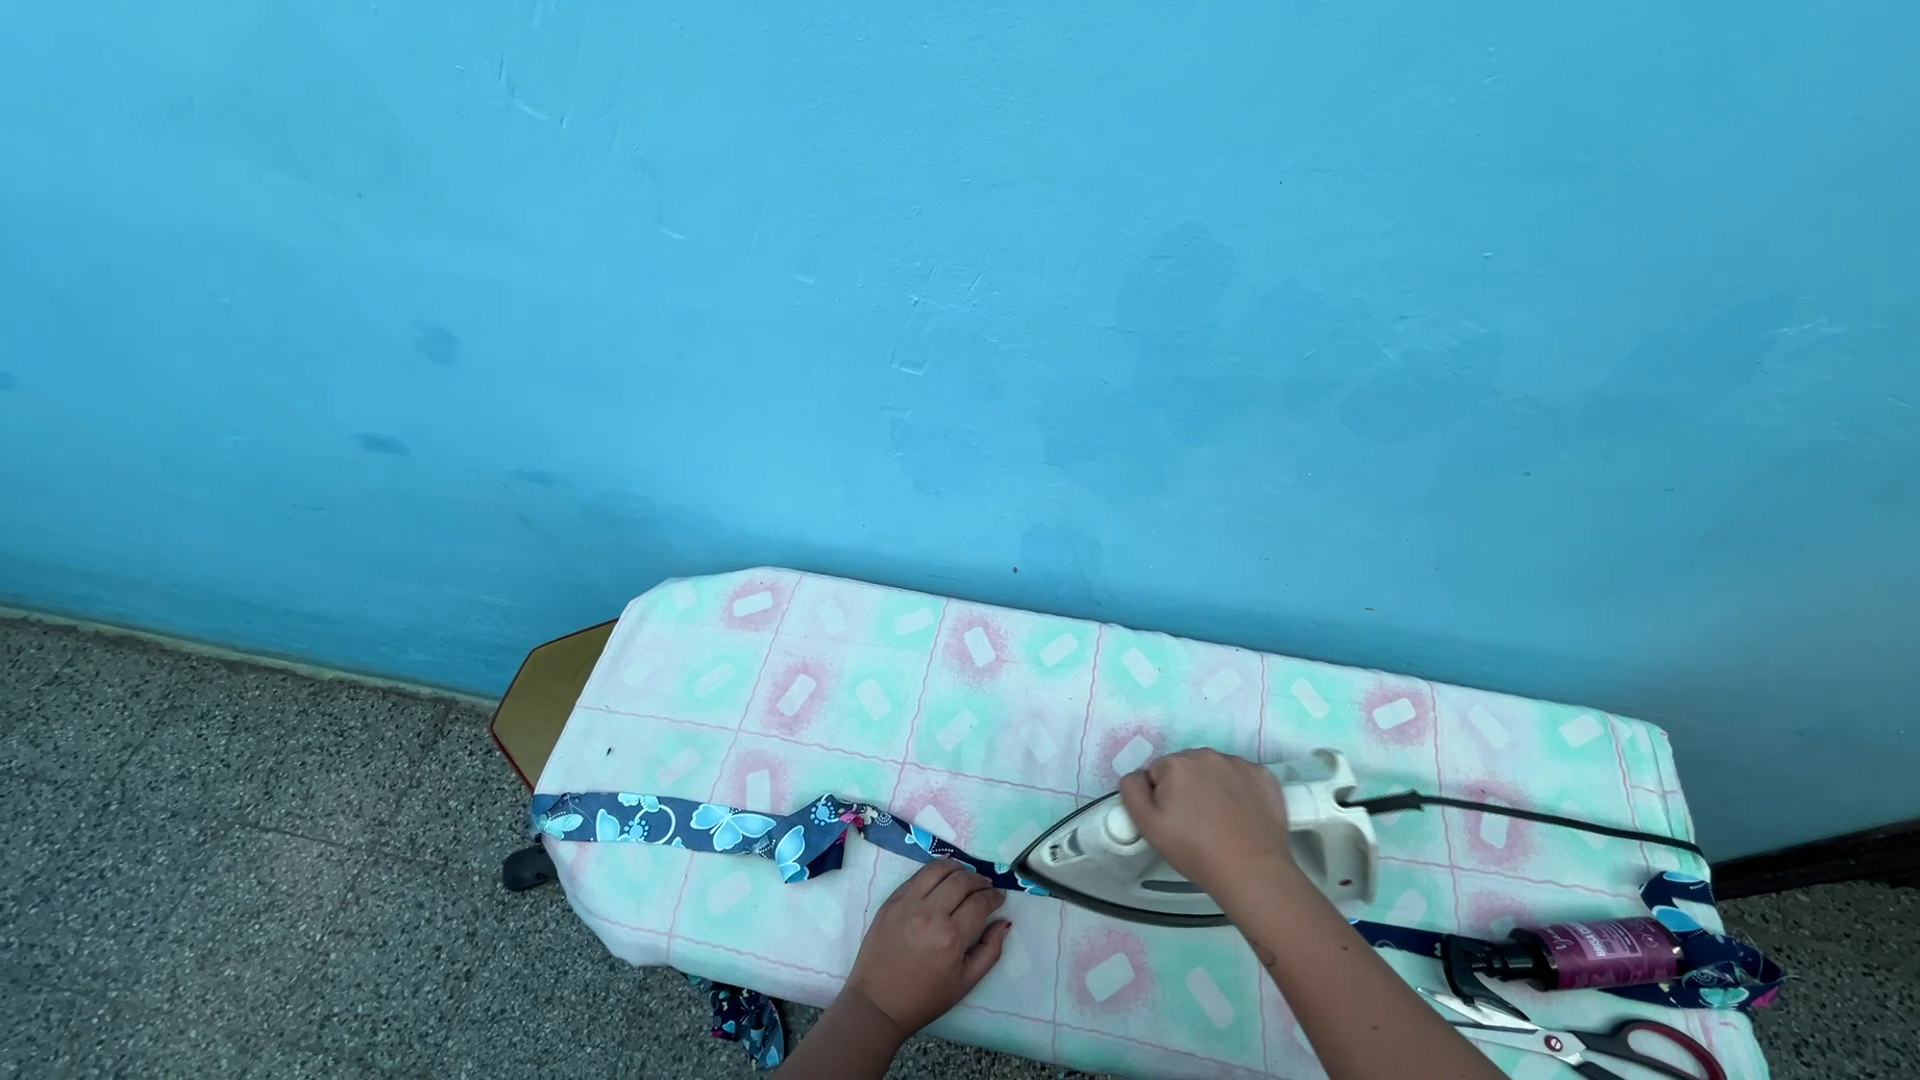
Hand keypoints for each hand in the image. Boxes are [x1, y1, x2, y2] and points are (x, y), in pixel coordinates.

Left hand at [842, 860, 1010, 1036]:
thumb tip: (1003, 922)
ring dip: (958, 868)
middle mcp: (929, 914)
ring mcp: (907, 903)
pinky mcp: (891, 900)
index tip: (999, 897)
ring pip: (938, 868)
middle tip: (986, 886)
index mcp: (950, 937)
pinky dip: (935, 870)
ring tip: (965, 876)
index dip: (995, 896)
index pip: (980, 902)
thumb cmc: (925, 998)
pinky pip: (917, 875)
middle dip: (980, 879)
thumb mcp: (966, 982)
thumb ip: (990, 950)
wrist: (878, 1002)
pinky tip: (943, 877)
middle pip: (962, 880)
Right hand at [1118, 748, 1305, 903]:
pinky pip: (1242, 777)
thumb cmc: (1195, 850)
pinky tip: (1241, 815)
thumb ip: (1131, 789)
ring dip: (1212, 787)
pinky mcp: (1264, 776)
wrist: (1252, 872)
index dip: (1162, 798)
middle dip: (1186, 788)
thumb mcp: (1147, 825)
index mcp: (1176, 763)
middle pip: (1186, 767)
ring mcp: (1240, 764)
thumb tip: (1139, 775)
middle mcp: (1207, 755)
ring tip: (1219, 821)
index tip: (1174, 821)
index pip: (1157, 773)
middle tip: (1195, 823)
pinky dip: (1239, 790)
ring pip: (1214, 770)